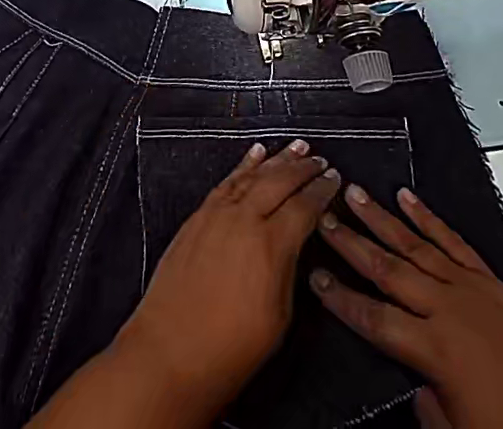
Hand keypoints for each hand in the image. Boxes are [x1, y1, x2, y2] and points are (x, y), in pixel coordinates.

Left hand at [113, 140, 340, 417]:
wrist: (168, 355)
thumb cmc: (228, 350)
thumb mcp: (279, 317)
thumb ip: (289, 269)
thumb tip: (294, 242)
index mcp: (270, 245)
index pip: (304, 206)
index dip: (322, 191)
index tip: (334, 180)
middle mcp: (244, 220)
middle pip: (280, 181)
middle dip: (304, 168)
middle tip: (320, 160)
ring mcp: (216, 215)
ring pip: (253, 175)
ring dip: (277, 159)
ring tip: (296, 147)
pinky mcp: (197, 218)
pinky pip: (226, 182)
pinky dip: (243, 165)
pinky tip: (255, 154)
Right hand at [310, 186, 502, 428]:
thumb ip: (424, 401)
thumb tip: (412, 380)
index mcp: (435, 348)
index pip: (372, 315)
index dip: (339, 296)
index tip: (315, 276)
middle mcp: (448, 309)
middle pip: (386, 267)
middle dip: (351, 242)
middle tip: (324, 217)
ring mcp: (470, 289)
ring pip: (414, 243)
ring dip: (381, 218)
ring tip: (355, 194)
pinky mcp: (490, 282)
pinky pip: (452, 241)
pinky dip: (428, 218)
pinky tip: (409, 199)